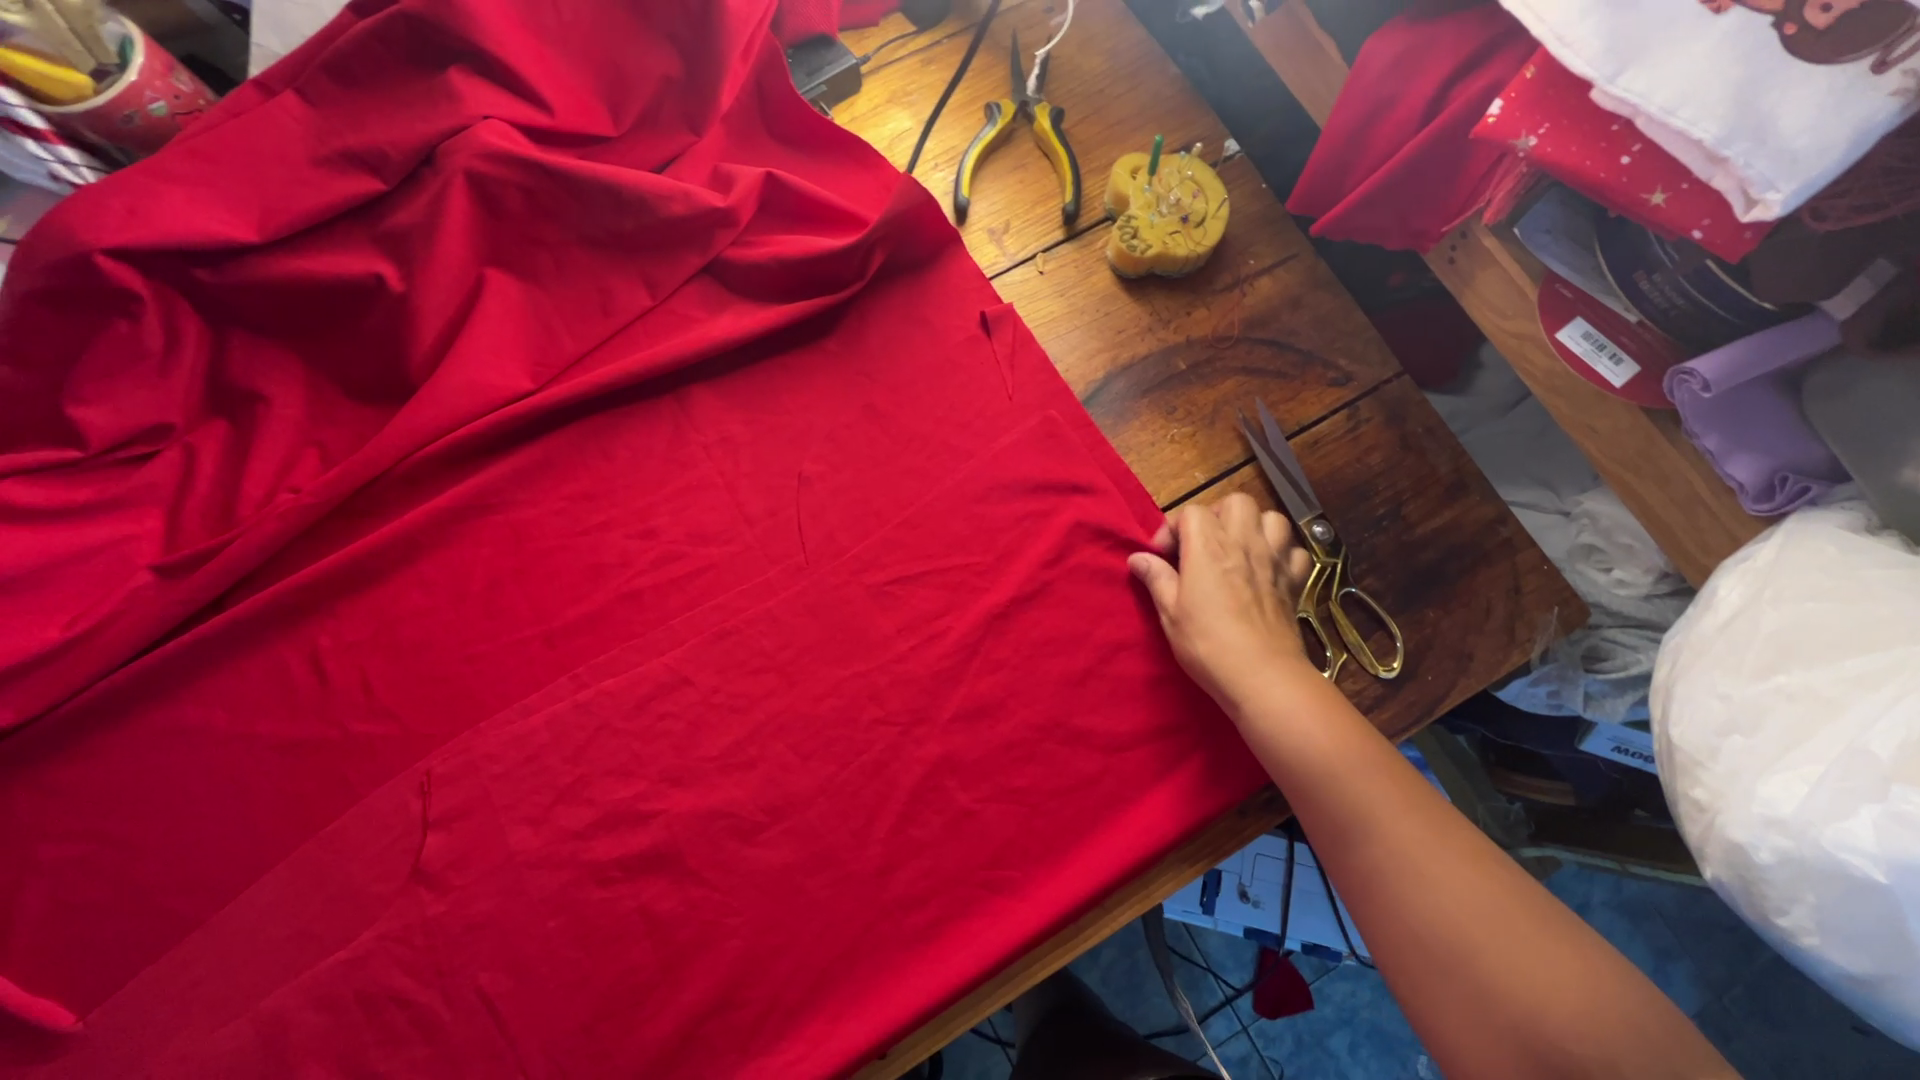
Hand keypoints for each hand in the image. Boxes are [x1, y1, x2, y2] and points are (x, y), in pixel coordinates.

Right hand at [1127, 493, 1316, 711]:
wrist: (1261, 675)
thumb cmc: (1207, 644)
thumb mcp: (1170, 613)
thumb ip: (1156, 578)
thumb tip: (1138, 558)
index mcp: (1208, 547)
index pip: (1191, 512)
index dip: (1173, 529)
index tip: (1163, 558)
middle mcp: (1244, 543)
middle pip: (1236, 502)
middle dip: (1217, 515)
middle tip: (1203, 544)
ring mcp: (1274, 559)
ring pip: (1272, 518)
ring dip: (1254, 526)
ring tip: (1238, 549)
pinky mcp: (1294, 580)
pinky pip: (1295, 551)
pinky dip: (1282, 553)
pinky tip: (1268, 569)